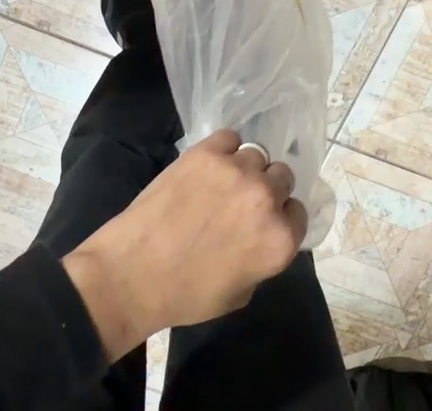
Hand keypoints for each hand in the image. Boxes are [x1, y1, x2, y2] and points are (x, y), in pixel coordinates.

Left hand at [62, 130, 306, 359]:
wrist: (133, 271)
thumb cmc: (187, 294)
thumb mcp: (242, 292)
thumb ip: (263, 257)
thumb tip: (262, 233)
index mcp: (279, 240)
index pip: (298, 211)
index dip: (281, 216)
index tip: (264, 220)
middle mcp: (266, 199)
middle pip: (282, 177)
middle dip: (267, 188)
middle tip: (242, 201)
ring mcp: (236, 170)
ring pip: (257, 155)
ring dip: (245, 168)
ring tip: (222, 181)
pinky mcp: (206, 152)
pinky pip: (230, 137)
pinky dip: (224, 148)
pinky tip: (210, 164)